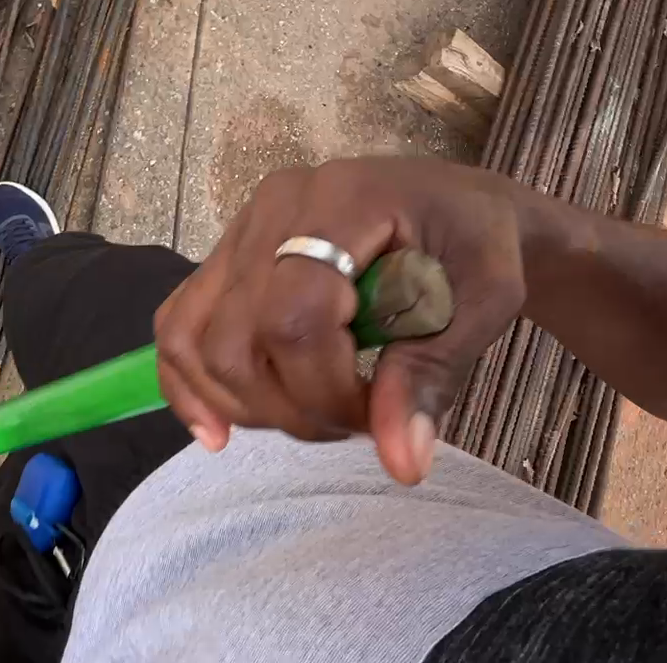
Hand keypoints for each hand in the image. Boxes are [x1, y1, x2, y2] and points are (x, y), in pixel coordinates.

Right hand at [154, 158, 527, 484]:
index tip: (376, 414)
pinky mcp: (231, 254)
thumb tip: (401, 463)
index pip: (294, 317)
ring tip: (303, 415)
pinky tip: (216, 428)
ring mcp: (242, 228)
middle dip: (287, 408)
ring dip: (240, 404)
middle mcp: (273, 208)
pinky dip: (187, 381)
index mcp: (338, 203)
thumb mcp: (486, 301)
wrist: (459, 207)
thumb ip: (435, 373)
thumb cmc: (481, 244)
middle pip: (235, 337)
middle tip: (349, 419)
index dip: (324, 390)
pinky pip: (180, 321)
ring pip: (192, 335)